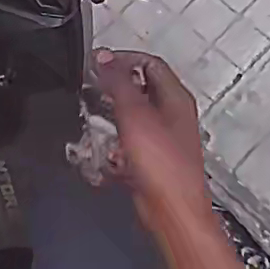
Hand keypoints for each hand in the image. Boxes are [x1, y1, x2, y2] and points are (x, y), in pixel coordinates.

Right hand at [92, 49, 211, 217]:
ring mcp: (164, 138)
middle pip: (141, 88)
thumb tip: (105, 58)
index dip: (123, 59)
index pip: (150, 63)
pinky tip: (104, 150)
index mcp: (175, 98)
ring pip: (134, 116)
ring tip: (94, 117)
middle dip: (114, 87)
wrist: (171, 210)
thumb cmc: (164, 167)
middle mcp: (173, 116)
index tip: (99, 63)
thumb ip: (117, 82)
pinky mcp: (152, 159)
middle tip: (94, 86)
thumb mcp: (134, 114)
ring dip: (112, 115)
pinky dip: (115, 143)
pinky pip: (130, 142)